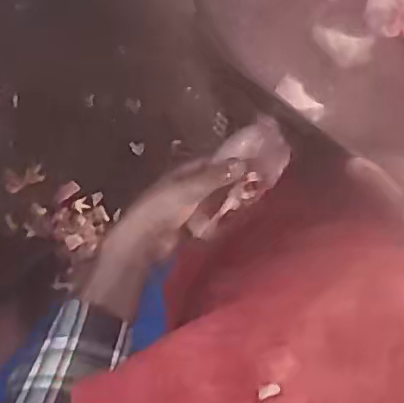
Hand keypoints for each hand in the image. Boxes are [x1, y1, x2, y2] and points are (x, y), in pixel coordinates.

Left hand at [80, 157, 243, 318]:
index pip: (214, 162)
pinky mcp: (193, 228)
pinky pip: (213, 221)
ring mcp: (191, 208)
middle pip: (218, 182)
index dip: (233, 162)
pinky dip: (223, 220)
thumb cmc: (163, 206)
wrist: (143, 240)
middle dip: (235, 184)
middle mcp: (189, 187)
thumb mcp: (191, 187)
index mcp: (186, 172)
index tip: (255, 164)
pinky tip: (238, 221)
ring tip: (253, 203)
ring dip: (231, 203)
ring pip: (217, 202)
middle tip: (260, 186)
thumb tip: (243, 163)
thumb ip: (216, 176)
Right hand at [346, 156, 403, 258]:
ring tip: (369, 194)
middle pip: (385, 160)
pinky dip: (399, 183)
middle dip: (368, 168)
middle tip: (348, 184)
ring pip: (399, 169)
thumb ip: (378, 185)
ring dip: (384, 176)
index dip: (354, 162)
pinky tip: (398, 199)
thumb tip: (350, 161)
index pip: (371, 155)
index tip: (336, 173)